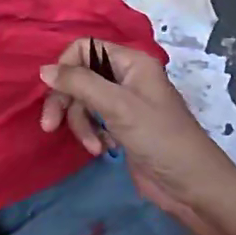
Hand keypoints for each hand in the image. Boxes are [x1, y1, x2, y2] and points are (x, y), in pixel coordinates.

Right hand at [39, 39, 235, 223]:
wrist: (191, 186)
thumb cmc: (160, 138)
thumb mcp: (118, 106)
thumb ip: (80, 84)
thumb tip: (44, 70)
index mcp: (132, 62)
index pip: (86, 48)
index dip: (66, 67)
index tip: (55, 92)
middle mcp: (127, 77)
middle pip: (80, 76)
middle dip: (66, 101)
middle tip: (50, 125)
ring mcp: (124, 103)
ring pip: (83, 102)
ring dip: (81, 124)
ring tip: (93, 147)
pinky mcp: (122, 127)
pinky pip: (93, 121)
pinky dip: (92, 134)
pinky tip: (103, 150)